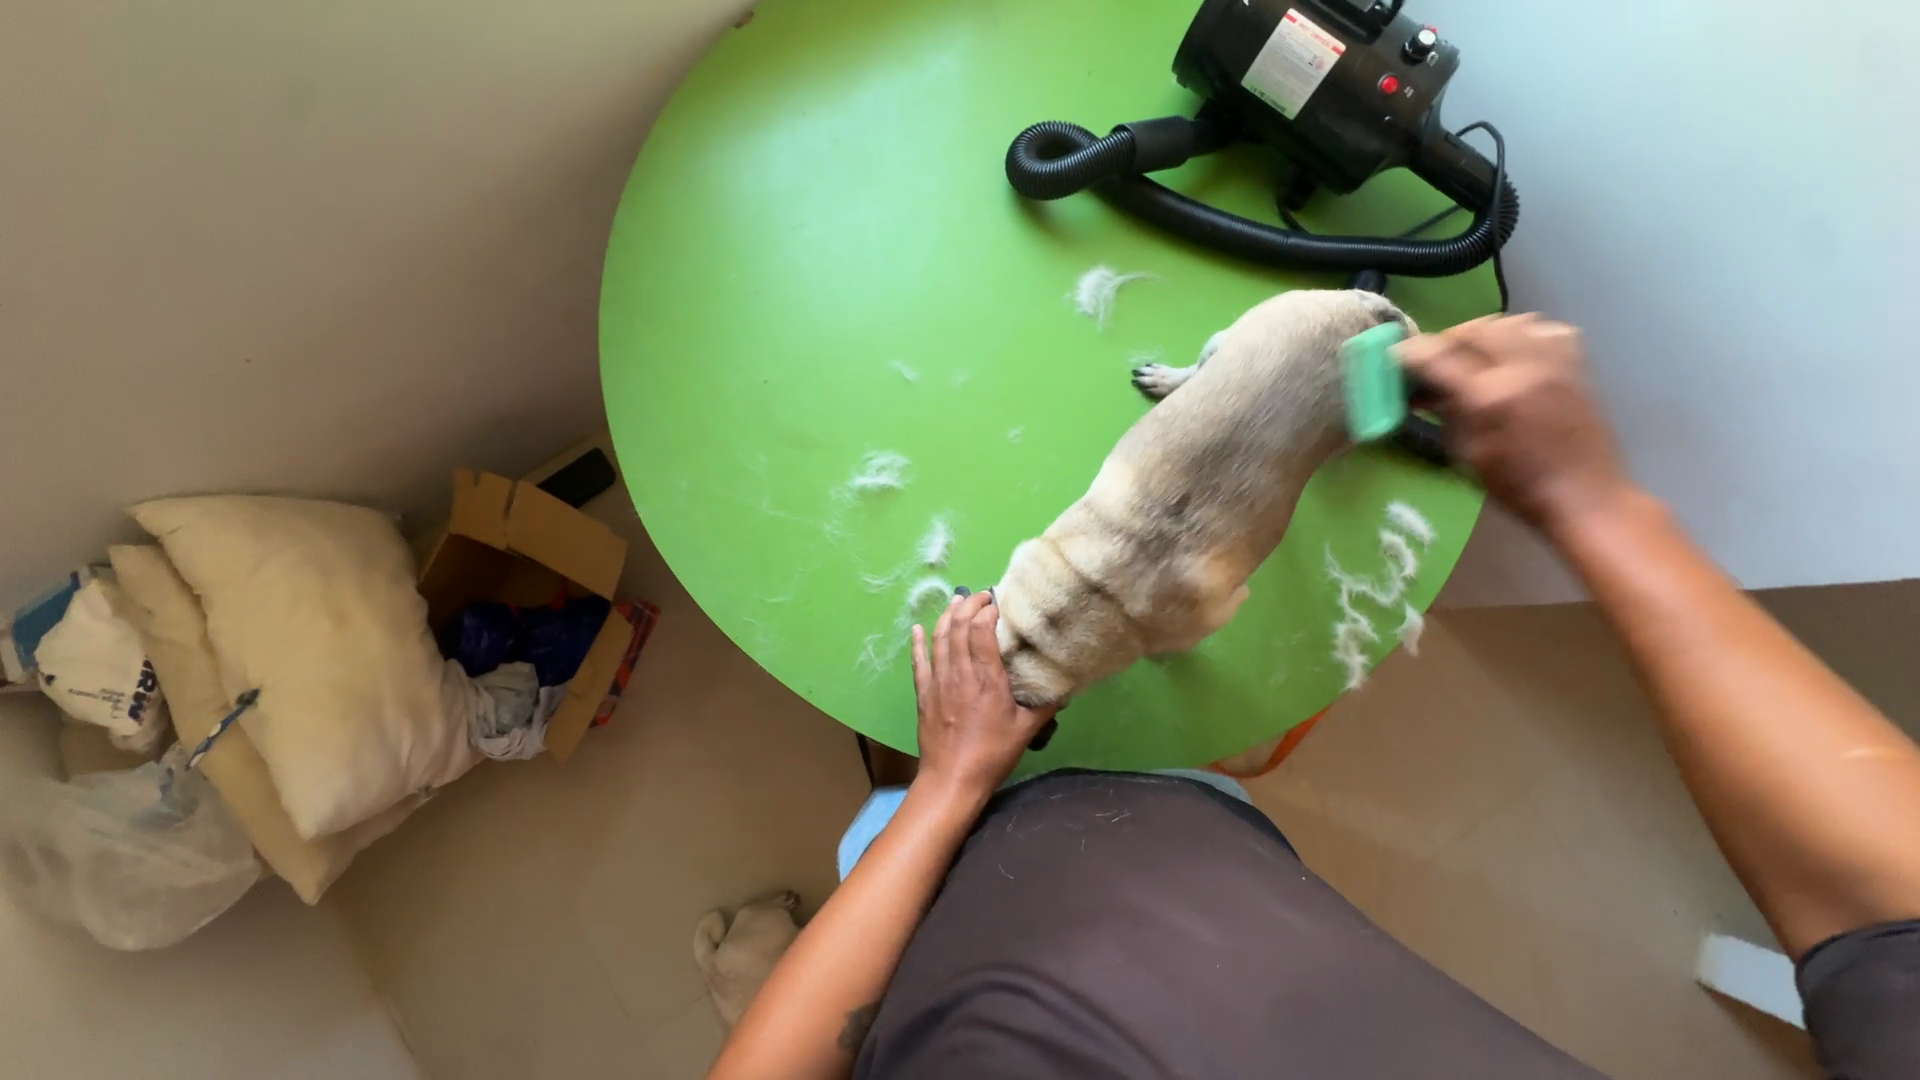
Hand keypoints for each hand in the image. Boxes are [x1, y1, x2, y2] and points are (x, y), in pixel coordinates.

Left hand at [910, 591, 1056, 804]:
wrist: (952, 779)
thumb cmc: (992, 754)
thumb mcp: (1026, 730)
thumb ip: (1045, 705)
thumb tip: (1066, 687)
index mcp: (986, 678)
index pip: (982, 630)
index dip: (988, 611)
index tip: (998, 604)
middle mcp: (960, 673)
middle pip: (958, 626)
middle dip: (968, 605)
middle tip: (981, 597)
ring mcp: (938, 681)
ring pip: (939, 638)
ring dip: (947, 615)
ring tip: (957, 601)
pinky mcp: (923, 693)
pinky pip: (919, 660)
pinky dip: (918, 641)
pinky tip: (918, 628)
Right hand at [1397, 314, 1637, 539]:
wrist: (1584, 497)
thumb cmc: (1515, 486)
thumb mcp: (1466, 453)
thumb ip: (1448, 411)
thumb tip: (1426, 389)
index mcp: (1490, 397)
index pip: (1442, 357)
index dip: (1414, 351)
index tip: (1397, 354)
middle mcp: (1525, 370)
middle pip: (1478, 329)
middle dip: (1449, 338)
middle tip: (1433, 358)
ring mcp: (1555, 364)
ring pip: (1513, 323)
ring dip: (1485, 333)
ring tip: (1472, 354)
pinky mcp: (1576, 367)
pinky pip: (1547, 330)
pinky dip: (1523, 335)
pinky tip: (1513, 355)